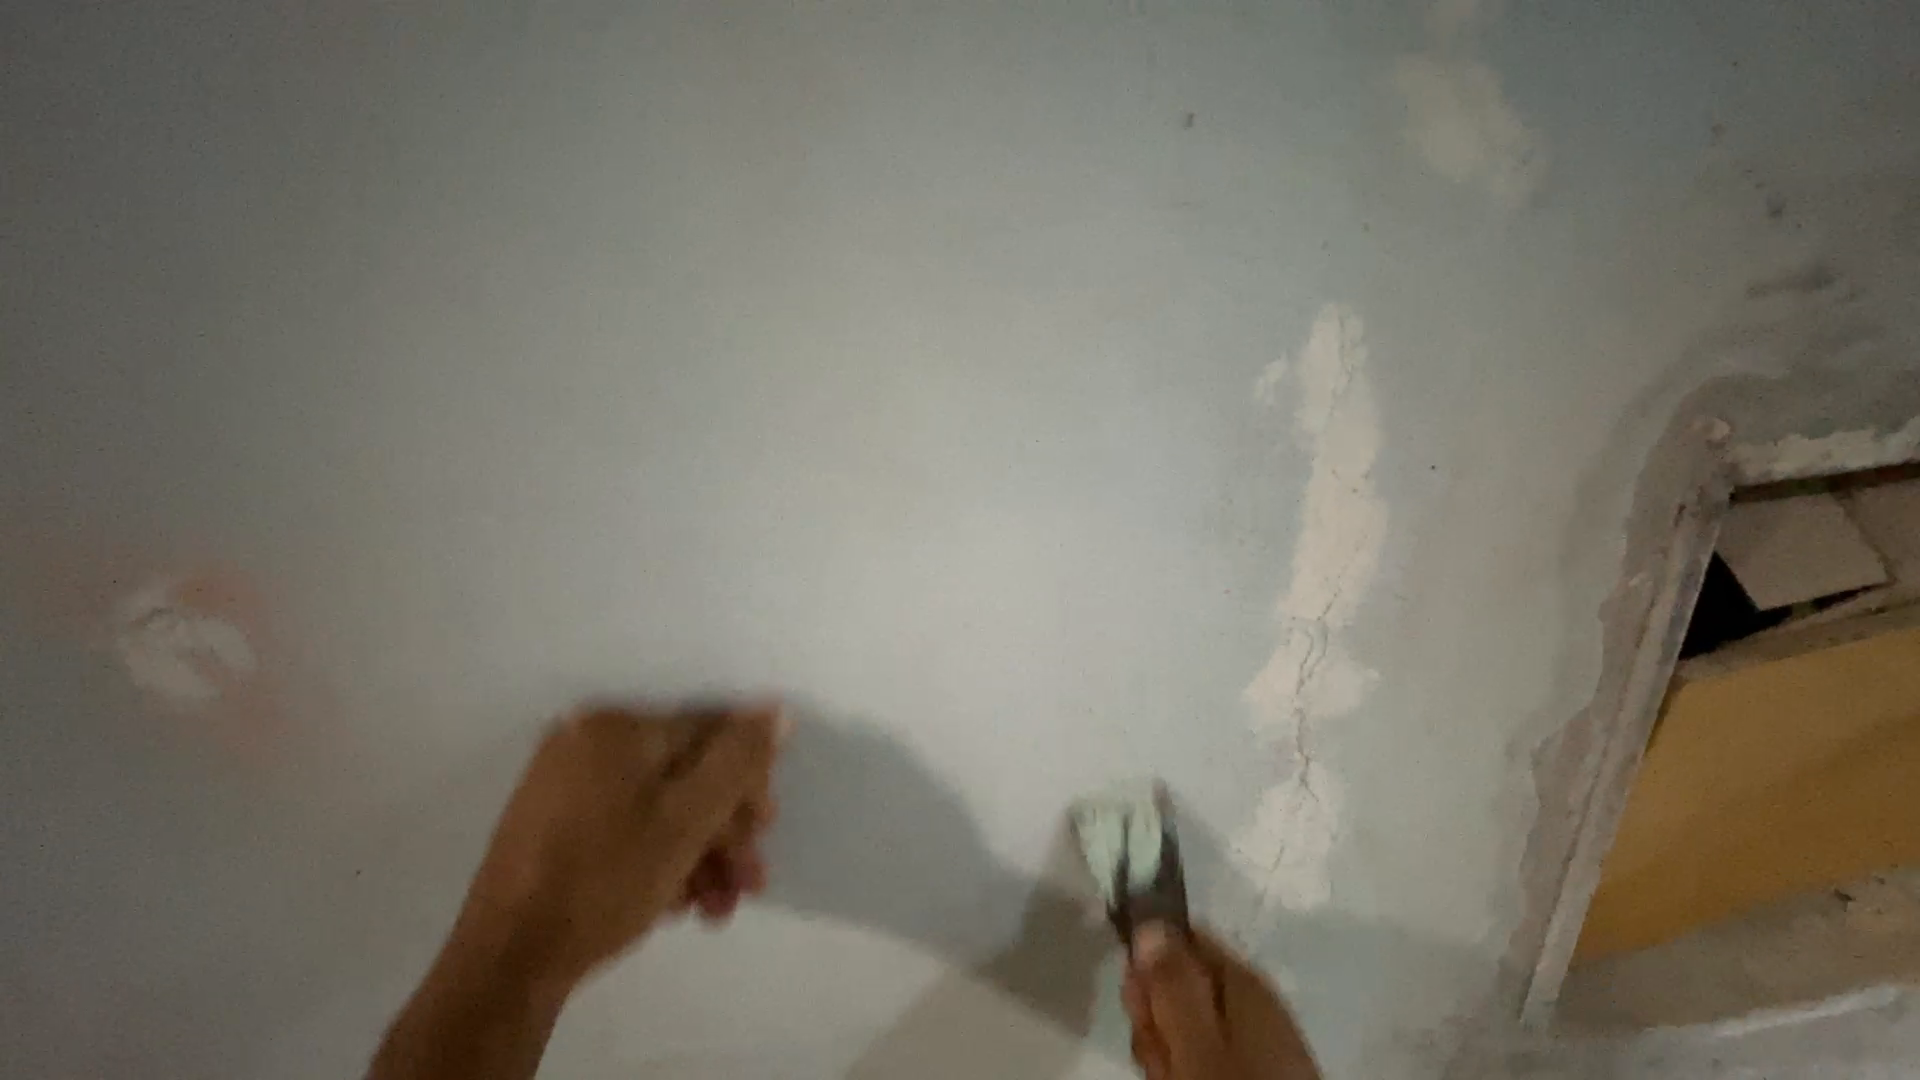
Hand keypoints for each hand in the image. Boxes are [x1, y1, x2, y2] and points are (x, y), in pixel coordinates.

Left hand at [457, 703, 782, 988]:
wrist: (504, 966)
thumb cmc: (604, 881)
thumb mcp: (687, 820)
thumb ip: (737, 761)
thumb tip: (775, 709)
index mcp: (617, 727)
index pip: (709, 732)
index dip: (747, 779)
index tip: (765, 829)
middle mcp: (588, 742)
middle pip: (685, 773)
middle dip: (725, 830)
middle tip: (749, 880)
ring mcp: (565, 784)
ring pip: (659, 806)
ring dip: (700, 853)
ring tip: (719, 907)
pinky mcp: (555, 825)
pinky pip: (627, 825)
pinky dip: (660, 859)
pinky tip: (681, 904)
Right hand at [1121, 923, 1321, 1079]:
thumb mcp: (1197, 1043)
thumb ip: (1172, 983)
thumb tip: (1150, 923)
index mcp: (1245, 981)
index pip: (1182, 938)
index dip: (1148, 962)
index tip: (1136, 997)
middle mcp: (1253, 1002)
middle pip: (1181, 985)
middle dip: (1156, 1018)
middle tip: (1159, 1055)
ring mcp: (1256, 1043)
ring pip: (1187, 1028)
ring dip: (1167, 1052)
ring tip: (1171, 1079)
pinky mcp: (1254, 1074)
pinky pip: (1204, 1058)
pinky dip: (1186, 1072)